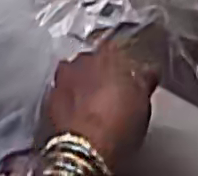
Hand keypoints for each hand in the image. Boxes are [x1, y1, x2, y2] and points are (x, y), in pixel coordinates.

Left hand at [46, 43, 159, 164]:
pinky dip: (65, 100)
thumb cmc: (119, 121)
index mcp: (108, 53)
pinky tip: (74, 114)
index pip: (114, 48)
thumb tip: (149, 71)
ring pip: (72, 74)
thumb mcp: (142, 101)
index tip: (124, 74)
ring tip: (88, 103)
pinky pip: (59, 94)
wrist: (86, 148)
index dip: (118, 62)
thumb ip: (144, 80)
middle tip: (106, 91)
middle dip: (96, 72)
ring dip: (78, 83)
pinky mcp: (48, 100)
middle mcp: (83, 58)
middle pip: (91, 60)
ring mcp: (63, 78)